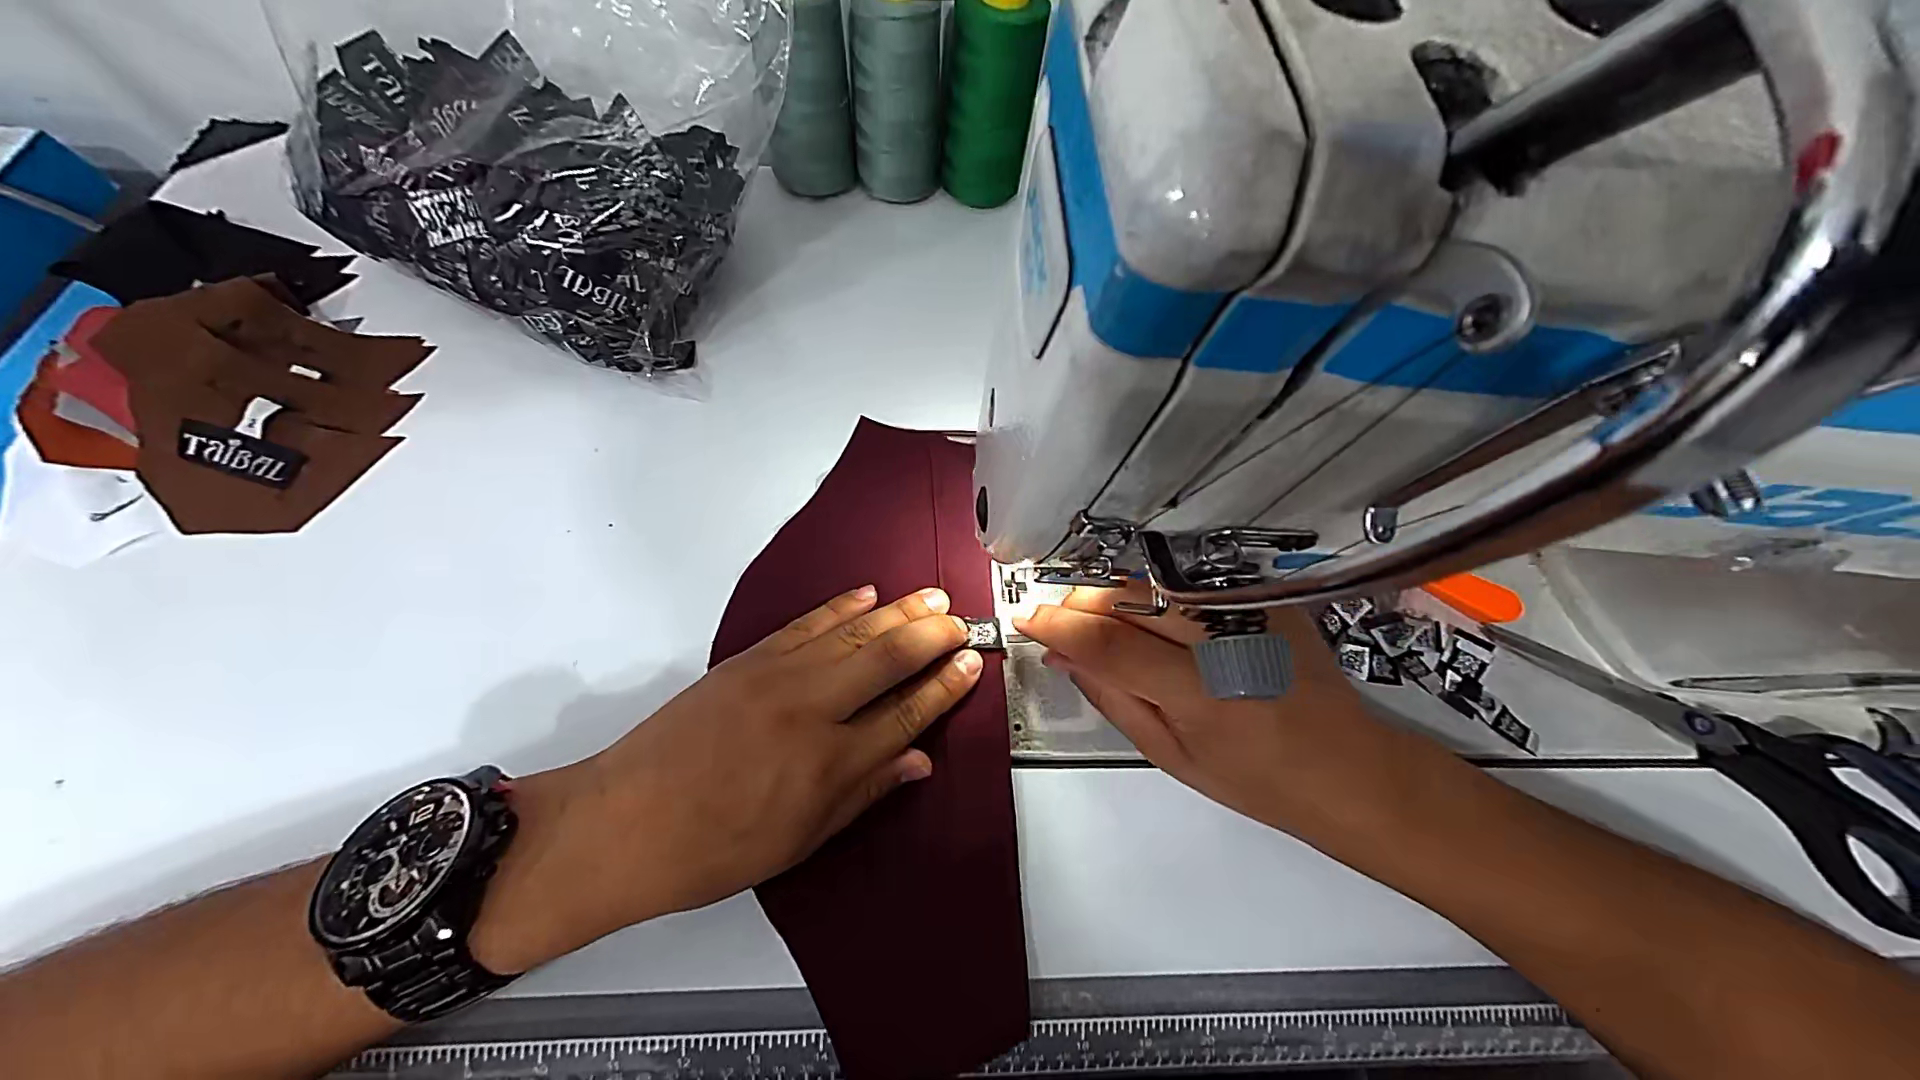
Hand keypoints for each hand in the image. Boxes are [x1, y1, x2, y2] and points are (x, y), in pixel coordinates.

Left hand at [472, 585, 979, 971]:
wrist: (623, 824)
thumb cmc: (714, 848)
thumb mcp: (801, 840)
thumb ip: (865, 793)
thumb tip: (918, 762)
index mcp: (829, 764)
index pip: (906, 714)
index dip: (944, 686)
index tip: (970, 663)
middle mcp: (810, 711)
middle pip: (887, 659)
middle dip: (931, 634)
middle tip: (960, 620)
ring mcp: (776, 677)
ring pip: (853, 633)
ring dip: (897, 611)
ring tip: (931, 596)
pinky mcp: (746, 660)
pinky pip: (805, 624)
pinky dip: (840, 606)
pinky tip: (867, 594)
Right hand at [1014, 586, 1399, 835]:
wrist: (1347, 764)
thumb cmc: (1261, 777)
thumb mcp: (1171, 755)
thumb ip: (1112, 698)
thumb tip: (1063, 657)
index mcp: (1205, 694)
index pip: (1109, 643)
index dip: (1058, 625)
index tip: (1027, 620)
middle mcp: (1229, 640)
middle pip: (1126, 596)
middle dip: (1078, 603)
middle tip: (1056, 622)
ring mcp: (1250, 610)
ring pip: (1150, 578)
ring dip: (1108, 594)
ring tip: (1092, 621)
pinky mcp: (1261, 596)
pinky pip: (1182, 579)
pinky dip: (1146, 590)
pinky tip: (1137, 614)